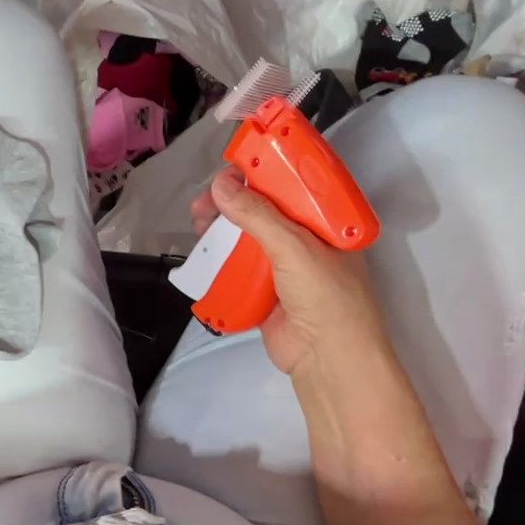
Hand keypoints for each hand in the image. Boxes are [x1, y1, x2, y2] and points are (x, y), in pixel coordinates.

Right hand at [191, 164, 389, 380]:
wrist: (326, 359)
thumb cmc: (326, 297)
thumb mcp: (294, 248)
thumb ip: (257, 216)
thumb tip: (220, 185)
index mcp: (328, 224)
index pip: (295, 187)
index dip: (265, 172)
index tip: (233, 165)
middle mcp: (307, 241)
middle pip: (265, 212)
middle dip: (233, 202)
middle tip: (203, 201)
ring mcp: (285, 268)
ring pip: (248, 239)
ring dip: (222, 229)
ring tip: (197, 222)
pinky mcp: (264, 292)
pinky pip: (238, 269)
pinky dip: (220, 260)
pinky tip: (202, 251)